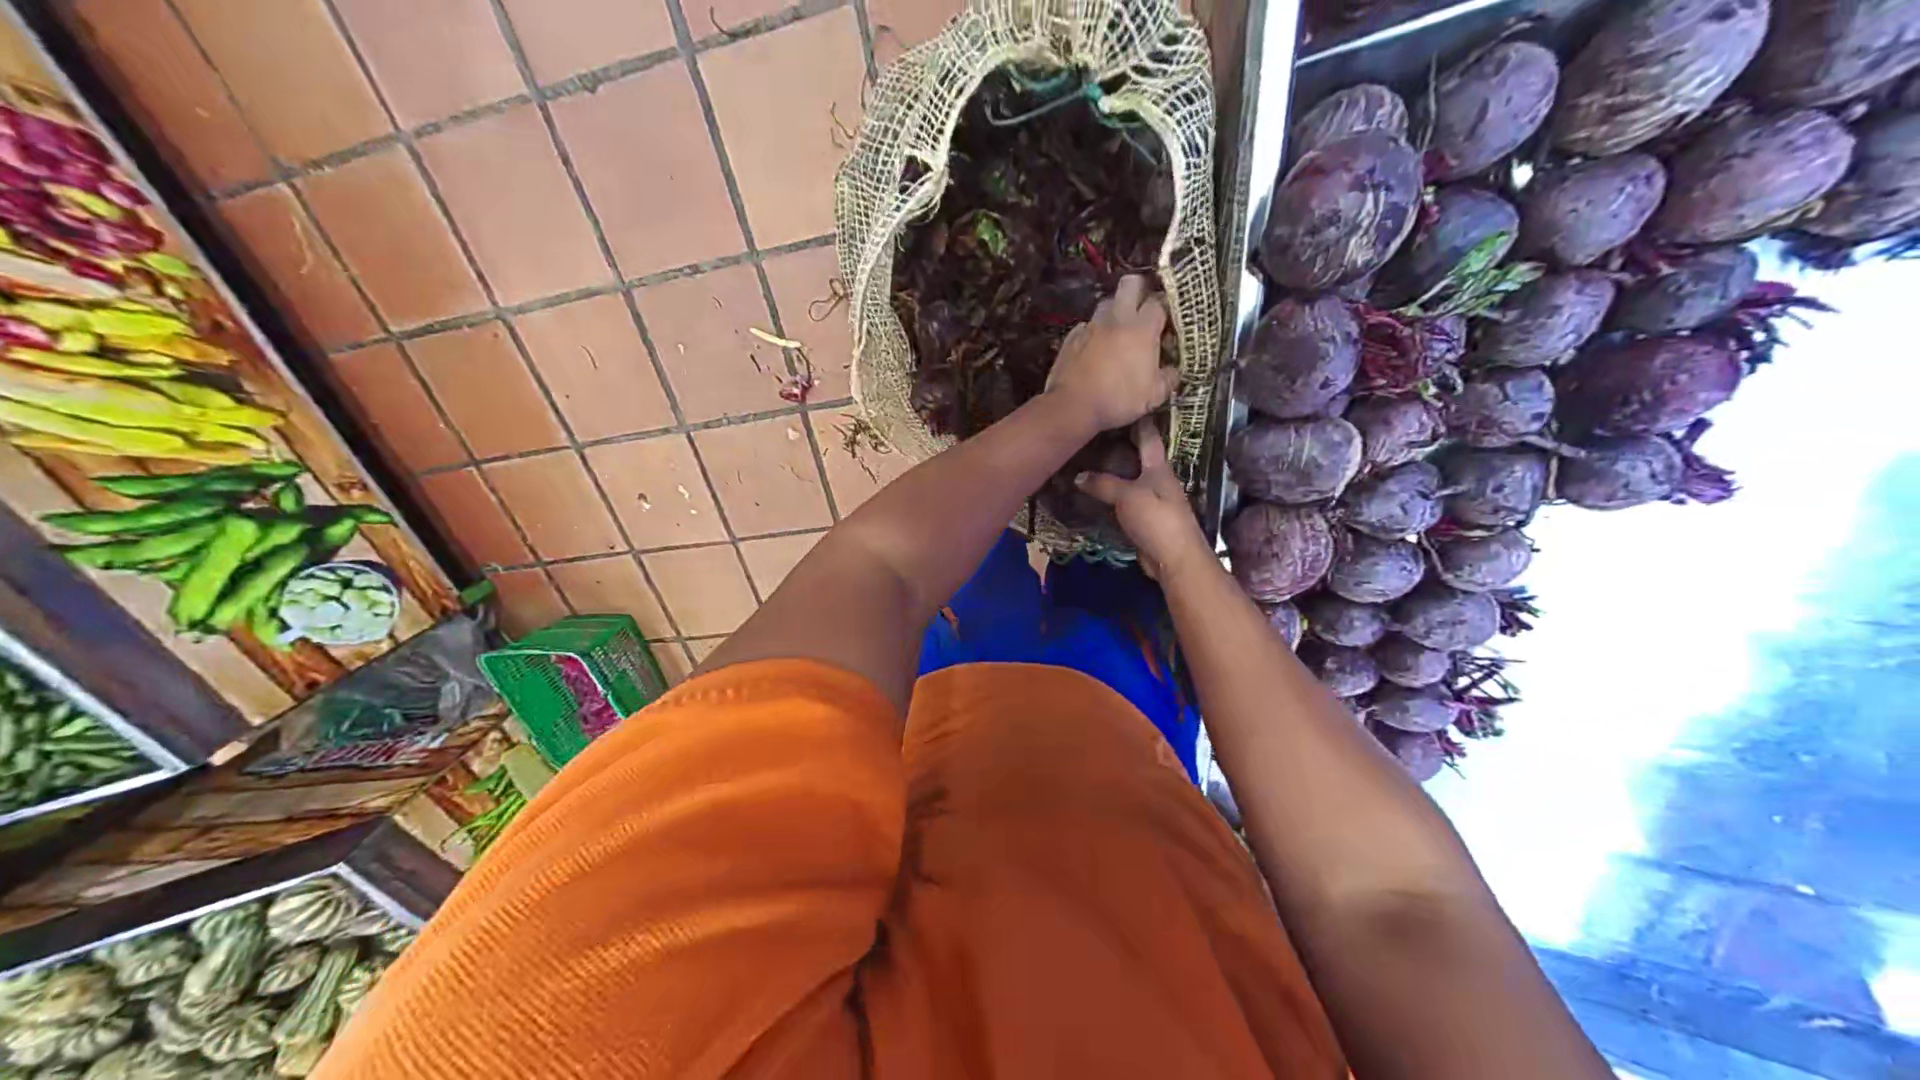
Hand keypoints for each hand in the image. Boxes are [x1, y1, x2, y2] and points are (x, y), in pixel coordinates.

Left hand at [1044, 275, 1178, 433]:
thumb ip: (1169, 378)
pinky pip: (1087, 325)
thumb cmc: (1118, 400)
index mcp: (1141, 329)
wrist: (1072, 407)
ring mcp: (1090, 326)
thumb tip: (1174, 370)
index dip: (1166, 306)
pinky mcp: (1071, 337)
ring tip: (1120, 329)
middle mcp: (1116, 319)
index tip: (1169, 319)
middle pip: (1130, 284)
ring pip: (1106, 303)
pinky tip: (1096, 346)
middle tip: (1145, 308)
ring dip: (1116, 310)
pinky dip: (1095, 331)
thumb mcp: (1154, 395)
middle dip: (1140, 289)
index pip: (1159, 302)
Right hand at [1075, 418, 1212, 581]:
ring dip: (1112, 472)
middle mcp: (1157, 480)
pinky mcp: (1145, 520)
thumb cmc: (1156, 519)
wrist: (1175, 558)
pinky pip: (1124, 501)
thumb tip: (1078, 475)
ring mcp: (1152, 500)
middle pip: (1136, 457)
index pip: (1148, 436)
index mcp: (1159, 467)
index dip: (1138, 419)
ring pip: (1128, 479)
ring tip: (1086, 460)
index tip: (1123, 403)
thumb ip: (1103, 484)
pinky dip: (1109, 495)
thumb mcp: (1127, 496)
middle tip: (1092, 433)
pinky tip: (1093, 492)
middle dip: (1118, 445)